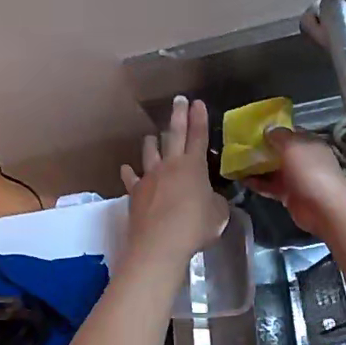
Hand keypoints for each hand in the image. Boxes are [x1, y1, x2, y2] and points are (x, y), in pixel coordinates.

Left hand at [120, 96, 228, 264]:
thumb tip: (211, 198)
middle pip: (174, 135)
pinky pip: (132, 178)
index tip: (198, 102)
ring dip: (153, 142)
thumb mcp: (218, 214)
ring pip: (150, 152)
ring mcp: (149, 177)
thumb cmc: (194, 227)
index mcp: (194, 166)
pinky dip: (130, 172)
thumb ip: (216, 201)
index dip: (200, 118)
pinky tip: (127, 169)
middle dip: (178, 116)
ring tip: (153, 135)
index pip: (198, 136)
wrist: (159, 244)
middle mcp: (170, 165)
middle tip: (178, 100)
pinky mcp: (135, 193)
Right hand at [250, 129, 345, 262]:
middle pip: (279, 151)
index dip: (272, 130)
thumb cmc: (310, 171)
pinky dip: (258, 183)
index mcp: (309, 143)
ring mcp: (296, 177)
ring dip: (257, 167)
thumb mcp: (293, 146)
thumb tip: (268, 129)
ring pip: (273, 169)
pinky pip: (270, 186)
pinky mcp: (289, 194)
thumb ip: (279, 136)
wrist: (324, 208)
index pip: (289, 132)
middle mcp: (303, 158)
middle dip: (261, 149)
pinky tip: (242, 180)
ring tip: (236, 163)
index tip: (252, 130)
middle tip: (240, 147)